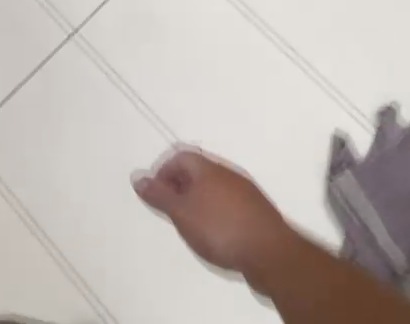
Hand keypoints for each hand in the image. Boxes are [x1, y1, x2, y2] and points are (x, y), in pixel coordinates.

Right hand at [133, 145, 301, 288]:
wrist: (272, 254)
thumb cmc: (220, 229)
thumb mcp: (181, 213)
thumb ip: (159, 195)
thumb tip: (137, 176)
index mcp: (207, 168)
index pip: (179, 155)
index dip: (164, 171)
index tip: (157, 195)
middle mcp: (227, 173)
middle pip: (197, 171)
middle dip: (180, 187)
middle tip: (173, 211)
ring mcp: (246, 192)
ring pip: (215, 188)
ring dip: (200, 201)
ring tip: (193, 225)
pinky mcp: (258, 212)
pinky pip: (230, 204)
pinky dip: (218, 213)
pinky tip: (219, 235)